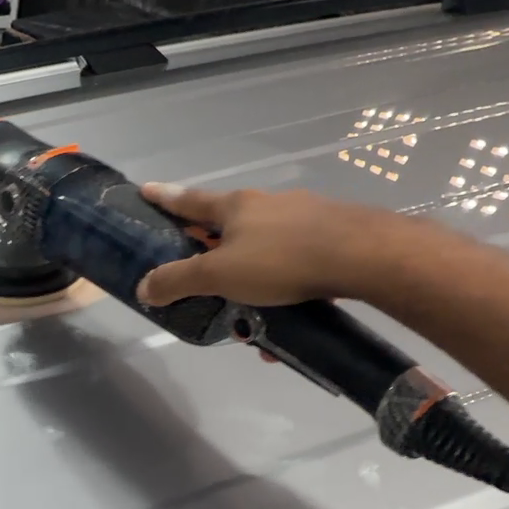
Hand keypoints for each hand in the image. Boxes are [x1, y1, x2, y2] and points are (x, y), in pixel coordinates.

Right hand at [135, 184, 424, 307]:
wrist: (366, 257)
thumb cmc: (281, 260)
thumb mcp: (218, 275)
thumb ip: (177, 281)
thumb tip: (143, 287)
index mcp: (236, 207)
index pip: (190, 201)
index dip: (166, 198)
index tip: (147, 190)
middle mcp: (267, 205)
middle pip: (227, 225)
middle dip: (210, 250)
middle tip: (197, 271)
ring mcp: (302, 218)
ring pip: (262, 249)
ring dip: (248, 280)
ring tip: (246, 314)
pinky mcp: (330, 236)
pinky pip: (292, 265)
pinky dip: (280, 290)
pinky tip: (284, 319)